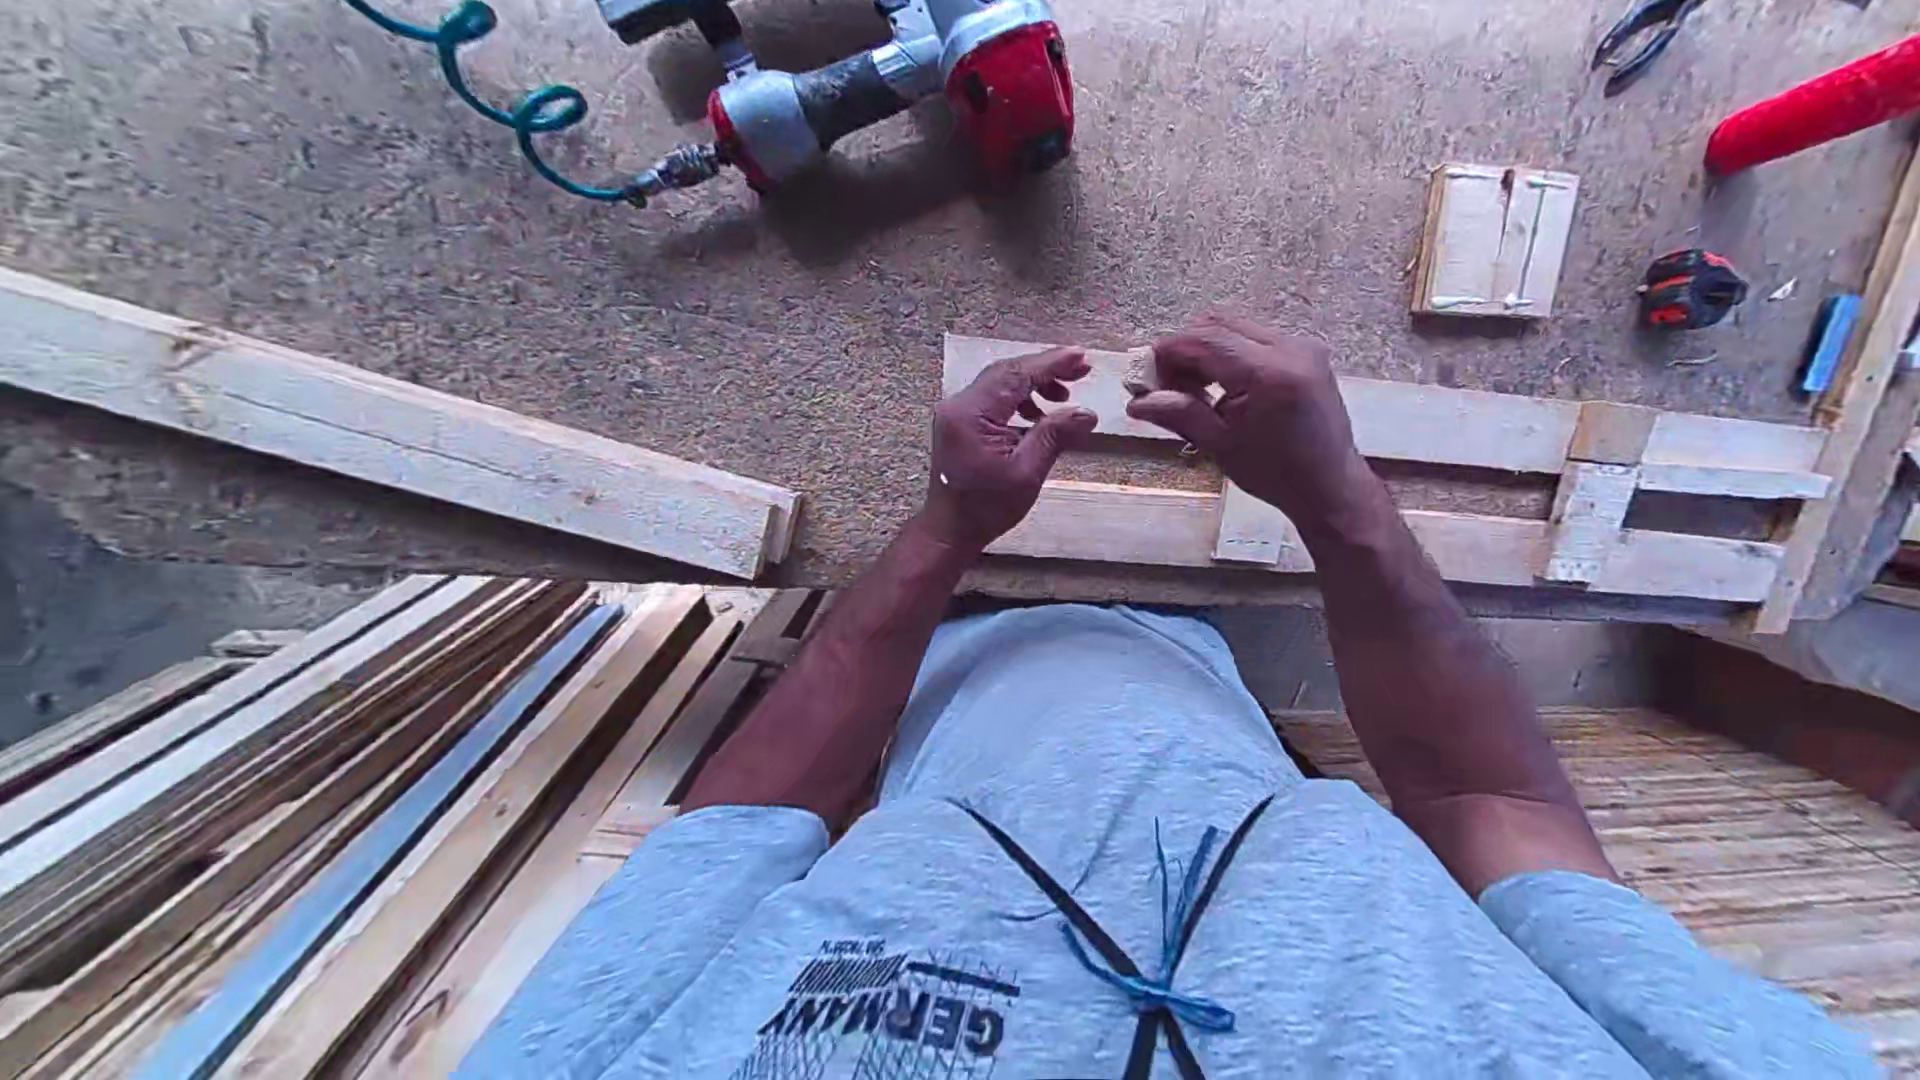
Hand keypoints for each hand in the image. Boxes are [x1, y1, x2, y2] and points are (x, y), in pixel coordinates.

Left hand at [922, 348, 1097, 551]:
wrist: (950, 530)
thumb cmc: (985, 509)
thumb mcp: (1026, 473)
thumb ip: (1054, 436)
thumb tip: (1087, 413)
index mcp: (971, 415)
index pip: (1015, 375)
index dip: (1051, 363)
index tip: (1081, 357)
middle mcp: (958, 406)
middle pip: (1006, 372)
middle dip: (1044, 369)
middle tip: (1080, 370)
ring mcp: (955, 413)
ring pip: (999, 383)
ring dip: (1032, 384)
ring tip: (1062, 396)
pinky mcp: (959, 422)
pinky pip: (992, 398)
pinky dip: (1017, 399)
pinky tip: (1038, 414)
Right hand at [1126, 313, 1374, 525]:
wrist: (1328, 485)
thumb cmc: (1273, 473)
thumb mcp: (1219, 445)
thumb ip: (1179, 414)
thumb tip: (1136, 402)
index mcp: (1269, 374)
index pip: (1206, 340)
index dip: (1168, 351)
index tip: (1145, 373)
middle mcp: (1291, 348)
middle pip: (1220, 324)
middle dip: (1184, 348)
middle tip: (1166, 384)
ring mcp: (1302, 346)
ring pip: (1236, 328)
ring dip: (1205, 351)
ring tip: (1191, 389)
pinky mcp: (1306, 353)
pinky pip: (1255, 339)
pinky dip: (1227, 354)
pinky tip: (1219, 387)